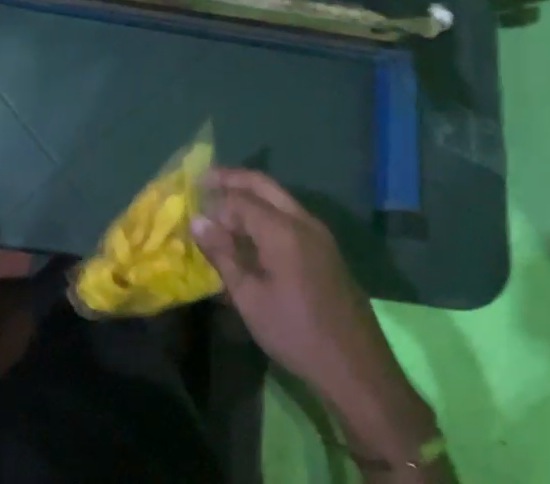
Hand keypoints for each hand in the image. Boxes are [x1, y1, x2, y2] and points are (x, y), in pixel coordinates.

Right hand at [192, 169, 433, 461]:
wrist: (357, 369)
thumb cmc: (295, 332)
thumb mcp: (249, 297)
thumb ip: (222, 254)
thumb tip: (197, 221)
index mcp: (283, 230)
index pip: (239, 199)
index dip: (213, 204)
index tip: (192, 215)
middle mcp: (304, 223)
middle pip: (263, 185)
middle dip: (232, 180)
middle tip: (203, 182)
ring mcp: (321, 236)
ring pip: (280, 200)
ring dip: (250, 196)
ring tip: (222, 209)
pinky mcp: (328, 252)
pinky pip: (291, 218)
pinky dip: (267, 214)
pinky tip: (251, 235)